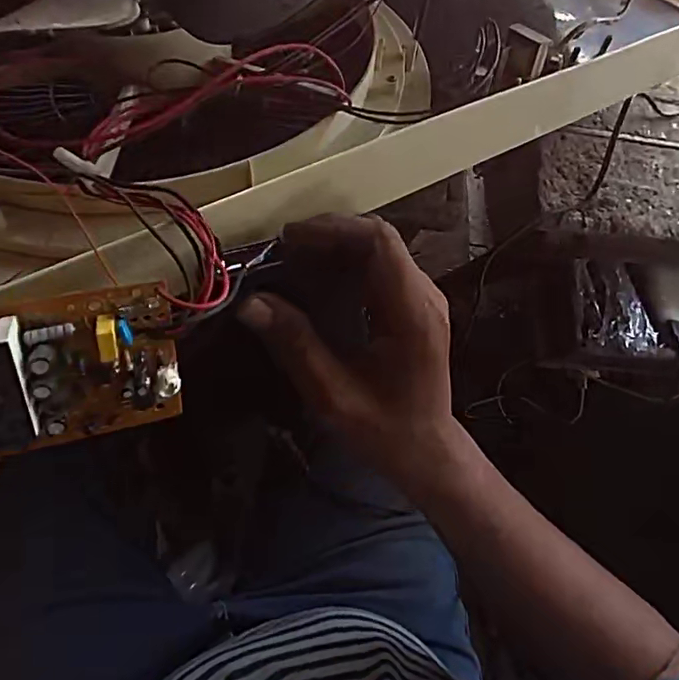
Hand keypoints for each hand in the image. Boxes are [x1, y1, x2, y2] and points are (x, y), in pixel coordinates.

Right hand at [238, 214, 464, 489]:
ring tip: (295, 259)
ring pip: (381, 248)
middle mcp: (425, 295)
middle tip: (285, 248)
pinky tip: (319, 278)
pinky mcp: (417, 304)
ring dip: (337, 246)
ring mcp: (425, 298)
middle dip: (330, 234)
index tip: (290, 238)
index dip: (334, 229)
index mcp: (411, 312)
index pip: (380, 242)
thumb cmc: (384, 430)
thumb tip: (251, 304)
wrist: (427, 450)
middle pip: (380, 238)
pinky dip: (348, 263)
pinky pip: (383, 267)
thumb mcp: (333, 395)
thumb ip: (296, 346)